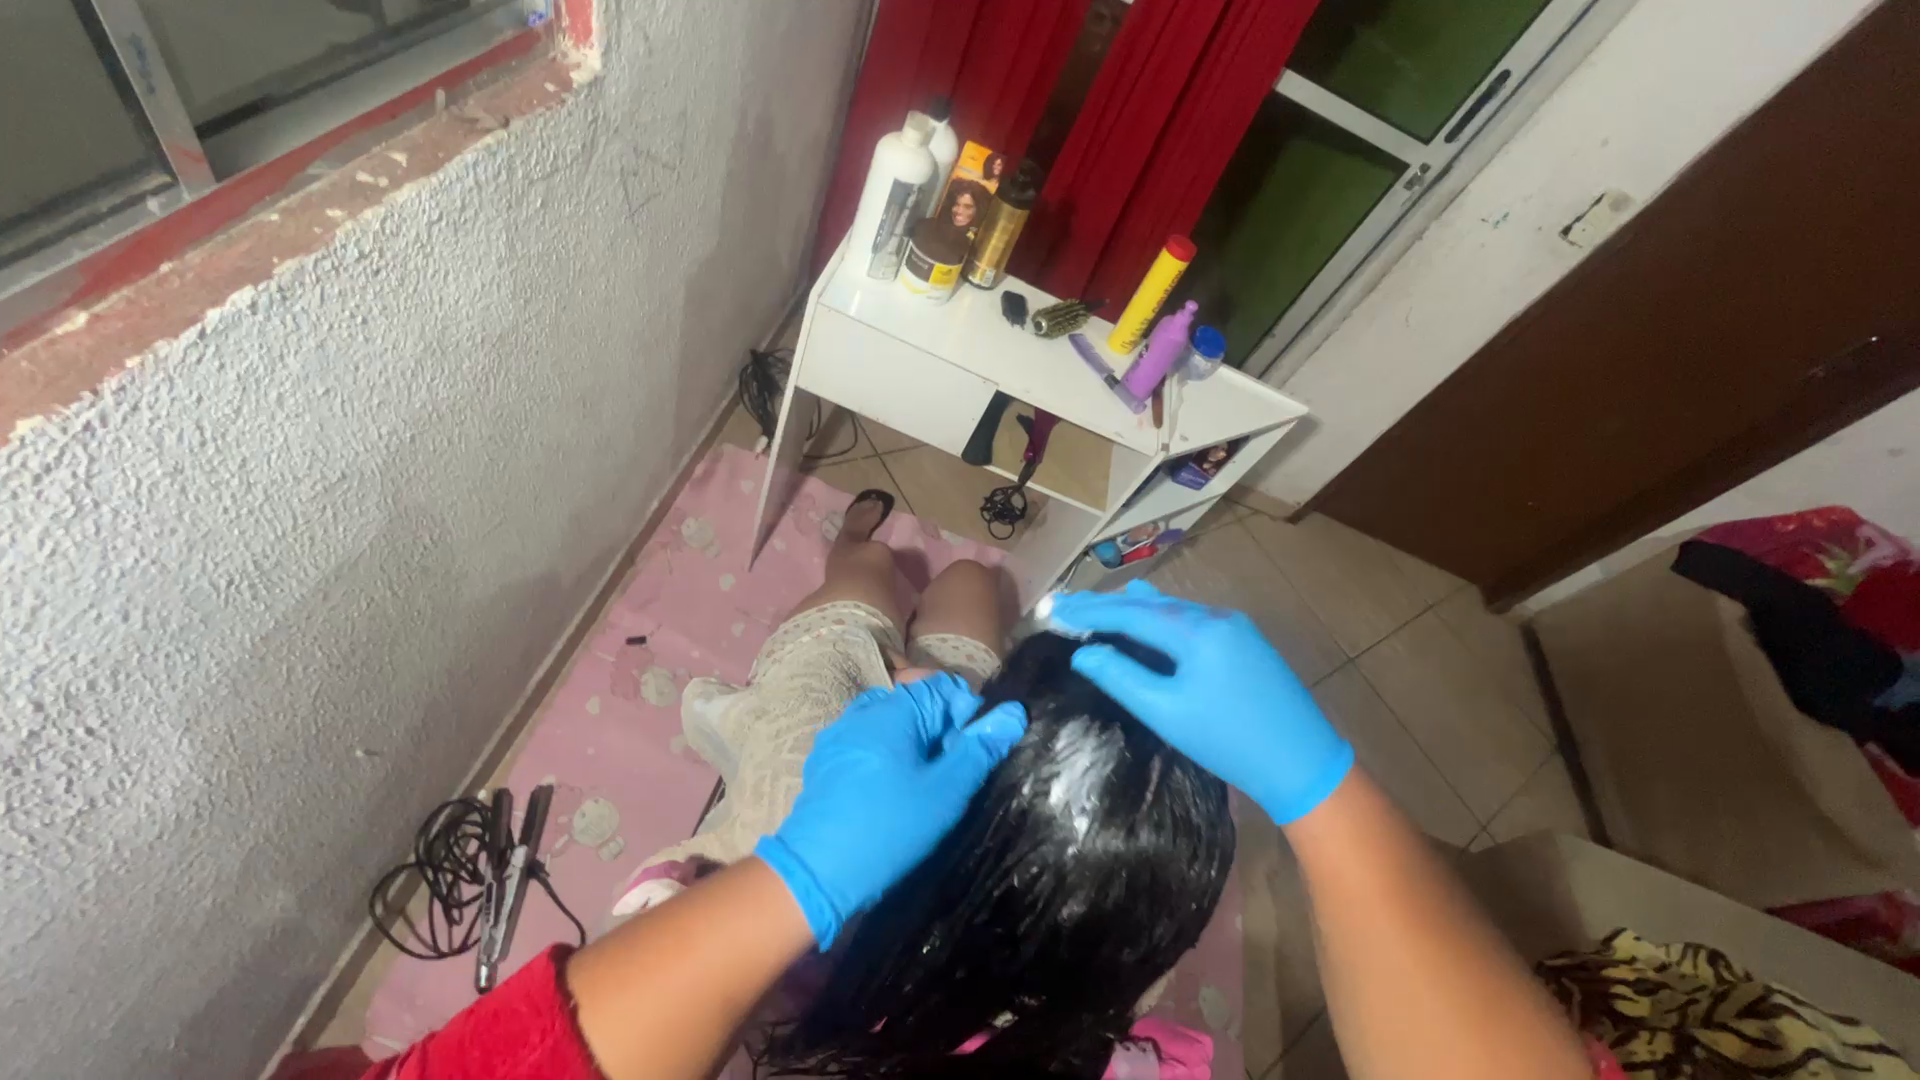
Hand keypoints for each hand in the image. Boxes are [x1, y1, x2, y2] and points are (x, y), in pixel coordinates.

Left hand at [754, 673, 1026, 947]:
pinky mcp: (827, 760)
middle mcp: (862, 710)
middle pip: (918, 703)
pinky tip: (892, 795)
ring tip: (924, 787)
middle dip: (942, 732)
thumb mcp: (946, 791)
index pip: (945, 687)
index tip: (972, 754)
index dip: (968, 716)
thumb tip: (1015, 712)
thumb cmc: (889, 827)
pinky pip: (869, 744)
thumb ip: (981, 748)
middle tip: (951, 776)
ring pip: (893, 725)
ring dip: (916, 747)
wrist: (816, 874)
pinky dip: (889, 758)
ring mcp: (839, 734)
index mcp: (891, 708)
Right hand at [1049, 580, 1351, 824]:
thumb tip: (1084, 653)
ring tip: (1098, 607)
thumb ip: (1121, 677)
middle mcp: (1216, 616)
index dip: (1090, 612)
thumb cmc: (1227, 741)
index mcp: (1197, 630)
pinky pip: (1190, 619)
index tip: (1056, 610)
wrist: (1302, 762)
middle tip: (1068, 604)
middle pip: (1150, 603)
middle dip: (1107, 605)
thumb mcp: (1165, 712)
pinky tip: (1146, 618)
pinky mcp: (1244, 641)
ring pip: (1172, 608)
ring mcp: (1234, 626)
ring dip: (1133, 609)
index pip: (1131, 613)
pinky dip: (1159, 618)